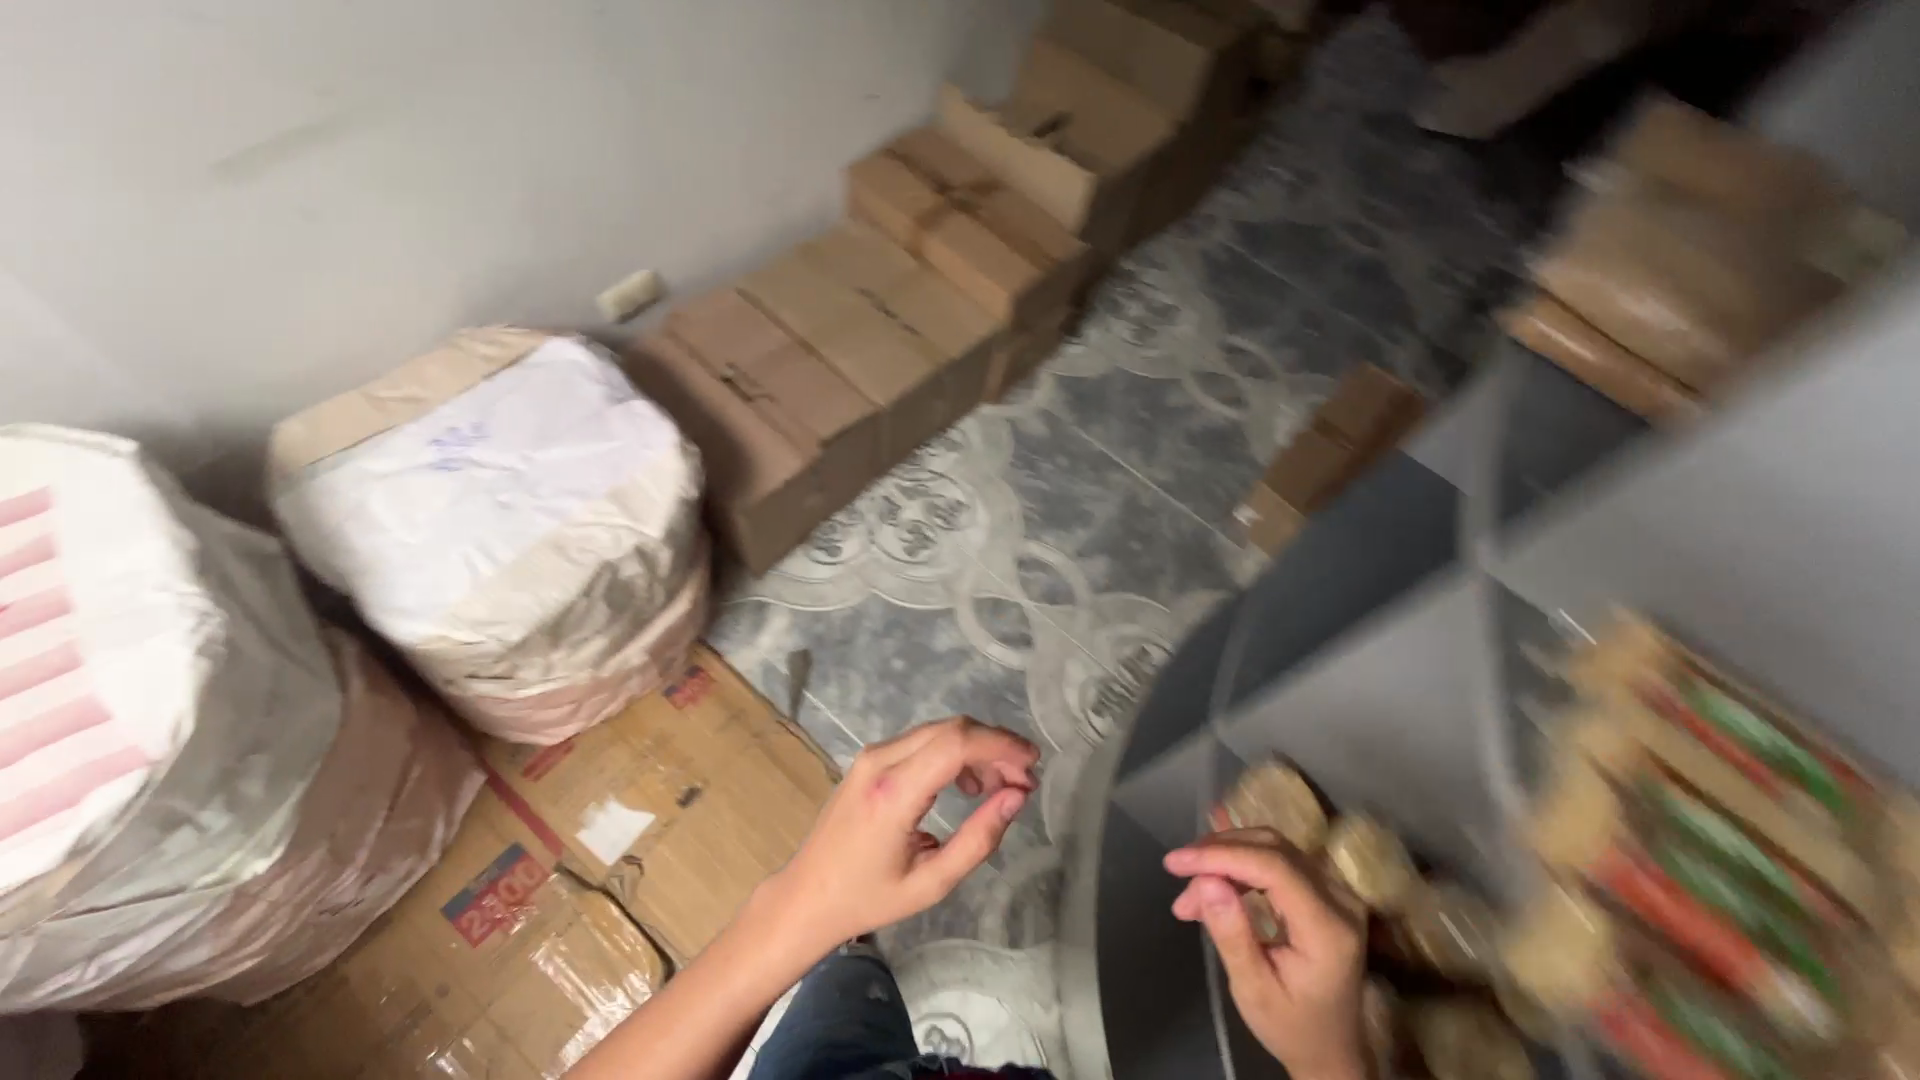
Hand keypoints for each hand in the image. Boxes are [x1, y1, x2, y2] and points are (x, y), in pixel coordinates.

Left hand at [762, 716, 1038, 953]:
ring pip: (939, 730)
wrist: (806, 896)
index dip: (1000, 746)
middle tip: (1023, 781)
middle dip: (996, 746)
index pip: (956, 744)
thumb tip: (1017, 797)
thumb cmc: (868, 899)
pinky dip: (954, 752)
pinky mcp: (870, 759)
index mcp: (893, 793)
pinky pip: (922, 740)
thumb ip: (979, 839)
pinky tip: (968, 784)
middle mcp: (880, 761)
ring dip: (977, 749)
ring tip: (1000, 788)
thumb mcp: (932, 883)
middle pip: (952, 728)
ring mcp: (871, 755)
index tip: (1032, 765)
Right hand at [1165, 829, 1370, 1079]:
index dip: (1221, 856)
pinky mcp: (1324, 890)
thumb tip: (1206, 882)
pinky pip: (1278, 858)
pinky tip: (1214, 874)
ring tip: (1192, 888)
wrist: (1330, 1049)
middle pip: (1273, 849)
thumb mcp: (1254, 991)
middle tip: (1178, 873)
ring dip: (1225, 856)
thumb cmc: (1291, 1026)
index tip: (1175, 862)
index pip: (1273, 867)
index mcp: (1329, 928)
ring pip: (1272, 847)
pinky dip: (1240, 861)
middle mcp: (1339, 899)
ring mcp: (1335, 891)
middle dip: (1218, 852)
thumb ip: (1232, 935)